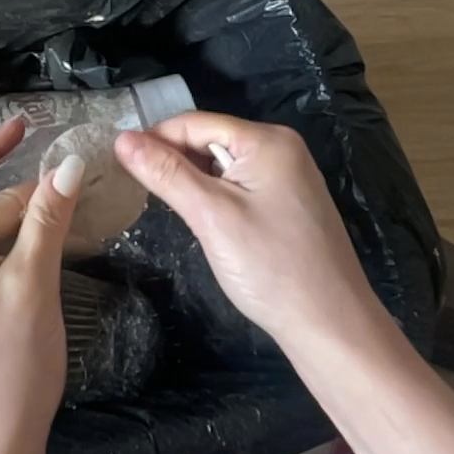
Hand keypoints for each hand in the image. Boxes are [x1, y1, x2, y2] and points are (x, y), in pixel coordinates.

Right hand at [113, 112, 377, 339]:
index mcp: (266, 140)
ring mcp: (288, 175)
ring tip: (173, 209)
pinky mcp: (288, 201)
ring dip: (193, 181)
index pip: (194, 124)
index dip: (156, 140)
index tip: (122, 165)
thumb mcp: (210, 216)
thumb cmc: (270, 267)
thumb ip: (165, 173)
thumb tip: (121, 138)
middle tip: (145, 192)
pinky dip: (215, 196)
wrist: (332, 329)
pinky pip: (238, 183)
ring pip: (221, 164)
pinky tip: (206, 221)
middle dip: (175, 162)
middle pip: (208, 140)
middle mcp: (280, 147)